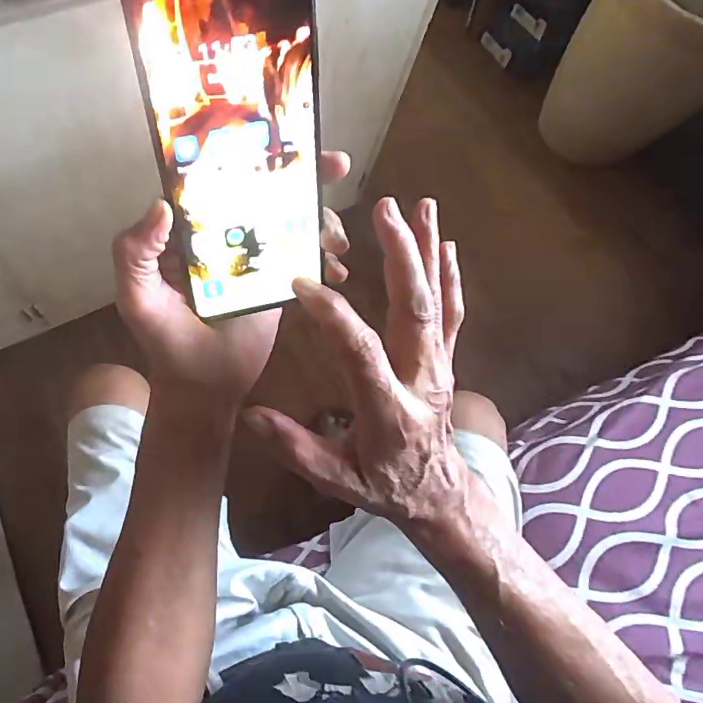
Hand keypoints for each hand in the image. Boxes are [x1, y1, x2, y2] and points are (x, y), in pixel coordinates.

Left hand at [115, 151, 351, 403]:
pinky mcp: (280, 281)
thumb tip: (161, 205)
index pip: (218, 180)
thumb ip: (135, 252)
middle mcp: (226, 234)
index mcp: (191, 230)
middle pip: (266, 192)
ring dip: (323, 218)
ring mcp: (256, 257)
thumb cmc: (164, 339)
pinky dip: (327, 257)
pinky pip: (307, 257)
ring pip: (294, 221)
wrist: (203, 385)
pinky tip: (338, 268)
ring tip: (335, 238)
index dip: (246, 154)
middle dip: (304, 174)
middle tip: (336, 163)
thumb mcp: (136, 296)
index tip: (277, 136)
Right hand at [242, 197, 475, 532]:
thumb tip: (251, 415)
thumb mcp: (337, 480)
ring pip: (437, 301)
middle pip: (414, 310)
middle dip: (400, 256)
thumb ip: (296, 448)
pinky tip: (444, 244)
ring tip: (422, 205)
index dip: (332, 315)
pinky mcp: (446, 359)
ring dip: (428, 250)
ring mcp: (439, 365)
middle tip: (386, 209)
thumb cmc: (385, 486)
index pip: (361, 350)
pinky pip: (451, 312)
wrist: (441, 496)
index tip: (302, 282)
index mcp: (389, 407)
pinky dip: (449, 276)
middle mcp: (421, 377)